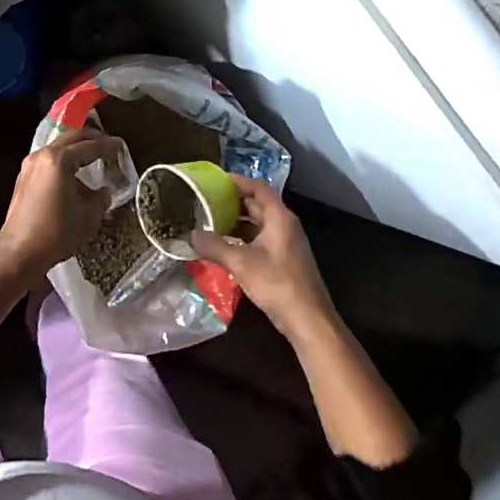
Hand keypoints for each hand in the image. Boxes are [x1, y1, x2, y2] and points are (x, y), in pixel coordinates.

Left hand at [0, 129, 125, 276]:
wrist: (19, 252)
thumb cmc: (57, 232)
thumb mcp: (88, 217)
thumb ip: (100, 199)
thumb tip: (103, 192)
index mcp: (60, 160)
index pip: (89, 147)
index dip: (108, 146)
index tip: (120, 145)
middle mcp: (42, 156)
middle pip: (70, 138)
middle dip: (90, 138)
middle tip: (106, 143)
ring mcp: (29, 166)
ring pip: (57, 147)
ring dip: (74, 149)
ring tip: (90, 158)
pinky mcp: (23, 178)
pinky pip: (48, 160)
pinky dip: (62, 160)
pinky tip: (71, 174)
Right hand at [192, 175, 335, 338]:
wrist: (308, 319)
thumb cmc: (277, 284)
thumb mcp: (241, 263)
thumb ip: (214, 246)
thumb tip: (191, 235)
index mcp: (279, 217)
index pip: (258, 187)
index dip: (237, 181)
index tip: (214, 180)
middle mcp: (284, 225)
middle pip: (257, 204)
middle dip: (232, 201)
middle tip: (206, 201)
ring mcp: (285, 243)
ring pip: (257, 223)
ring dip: (236, 221)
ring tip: (209, 222)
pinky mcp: (283, 259)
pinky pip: (259, 239)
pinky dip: (242, 237)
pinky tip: (224, 246)